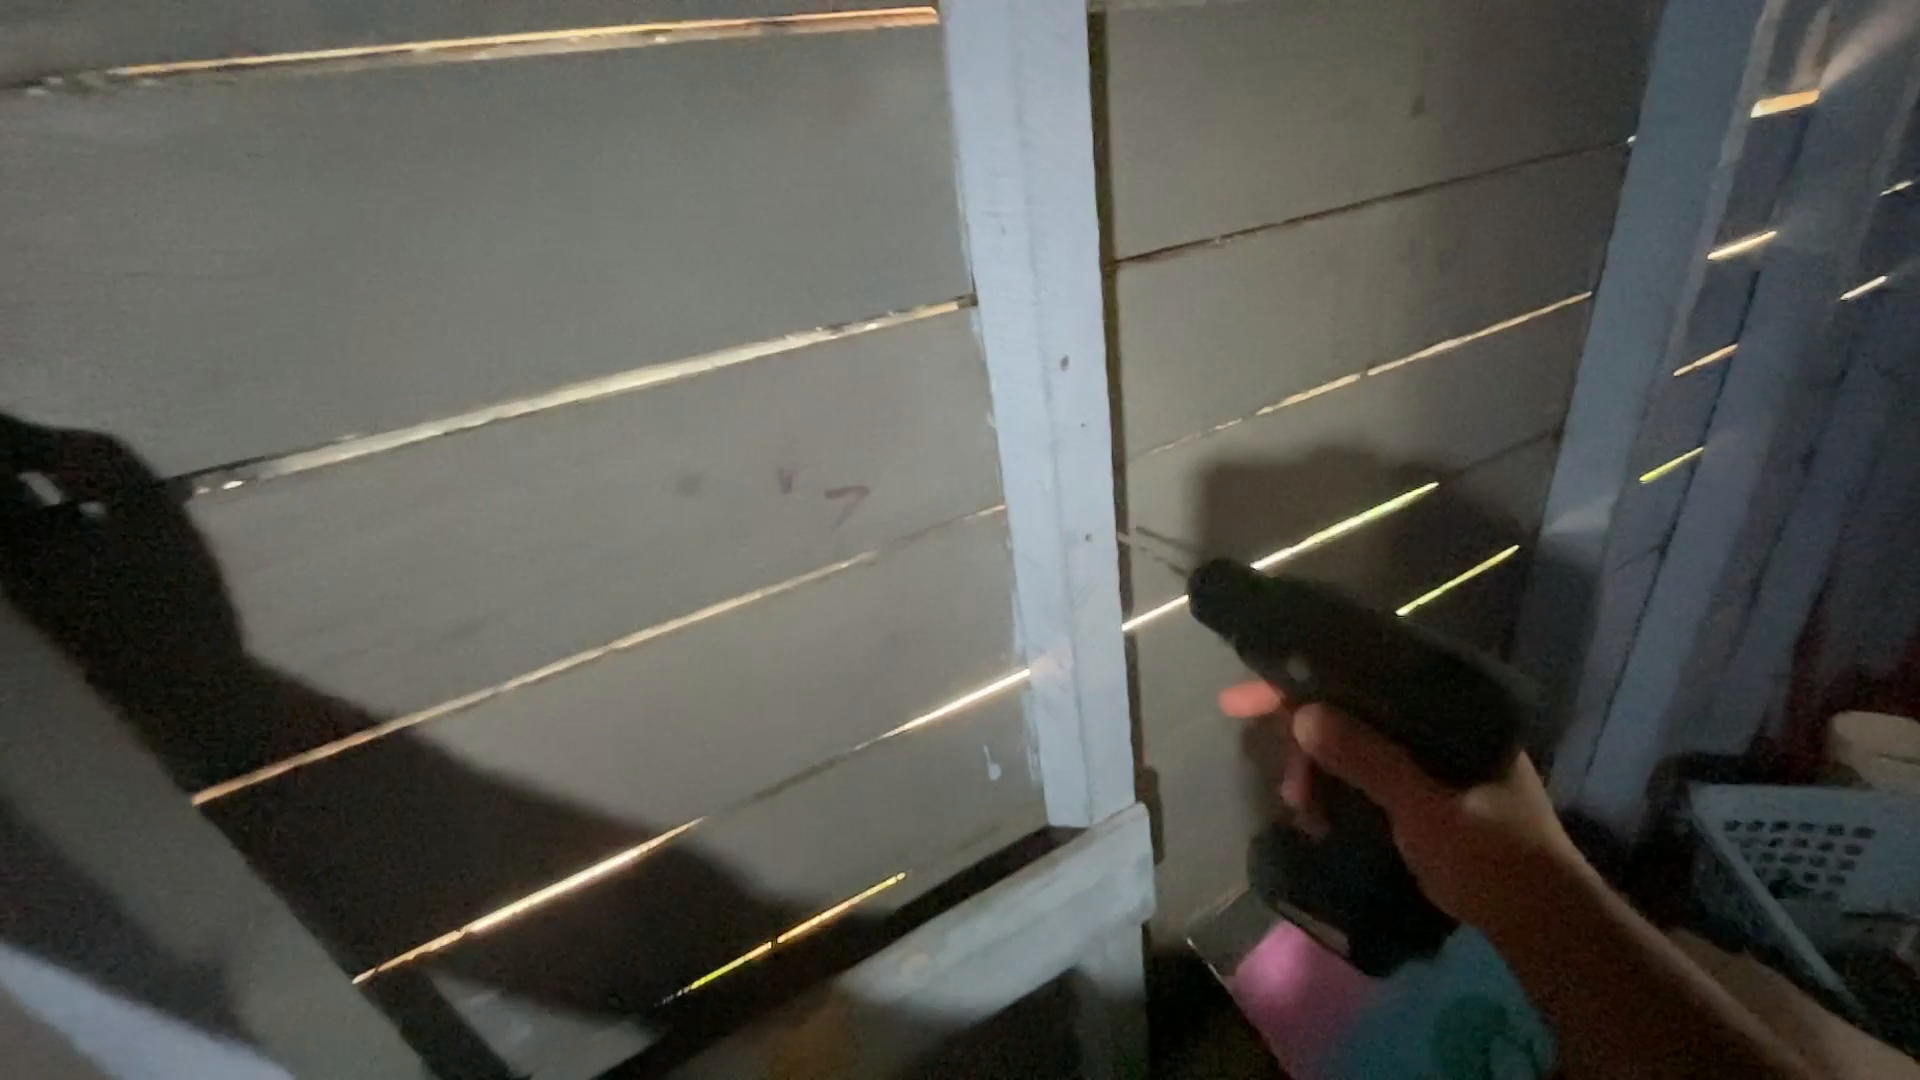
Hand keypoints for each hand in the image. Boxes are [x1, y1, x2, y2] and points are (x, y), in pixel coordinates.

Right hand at [1219, 680, 1590, 931]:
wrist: (1540, 927)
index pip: (1359, 676)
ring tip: (1301, 808)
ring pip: (1343, 743)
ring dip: (1313, 771)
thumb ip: (1368, 759)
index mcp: (1444, 710)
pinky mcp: (1410, 789)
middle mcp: (1427, 724)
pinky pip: (1353, 773)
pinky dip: (1328, 790)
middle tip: (1283, 782)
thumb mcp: (1426, 806)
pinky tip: (1314, 815)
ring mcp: (1418, 757)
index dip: (1300, 681)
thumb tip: (1302, 716)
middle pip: (1344, 709)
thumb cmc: (1492, 856)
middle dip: (1303, 739)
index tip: (1244, 697)